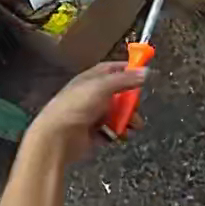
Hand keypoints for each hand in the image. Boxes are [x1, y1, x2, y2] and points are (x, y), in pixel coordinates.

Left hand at [24, 61, 145, 166]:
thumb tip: (146, 72)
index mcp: (91, 79)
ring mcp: (92, 114)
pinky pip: (111, 130)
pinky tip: (122, 136)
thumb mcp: (102, 87)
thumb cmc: (78, 105)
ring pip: (117, 113)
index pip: (111, 69)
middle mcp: (92, 95)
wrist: (58, 136)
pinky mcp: (93, 132)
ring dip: (127, 119)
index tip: (143, 74)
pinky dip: (118, 133)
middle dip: (130, 102)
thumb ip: (125, 80)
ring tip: (134, 127)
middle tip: (137, 109)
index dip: (127, 70)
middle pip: (118, 94)